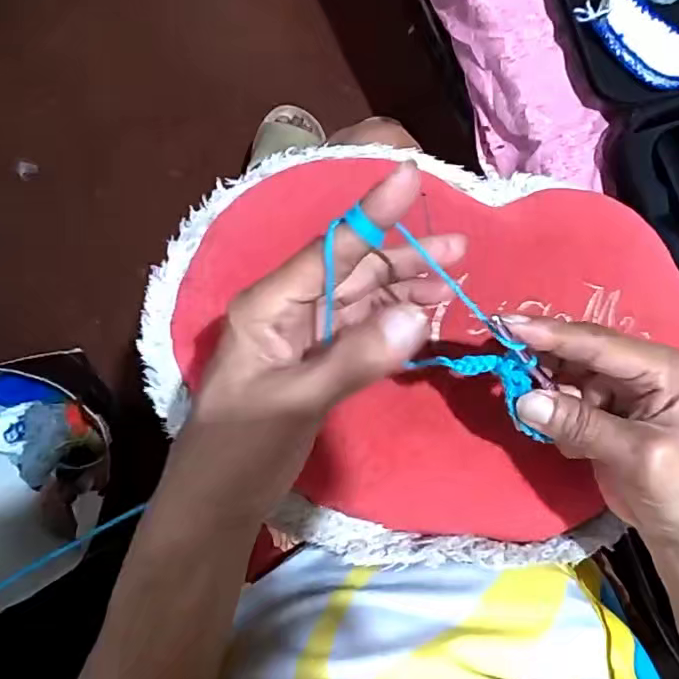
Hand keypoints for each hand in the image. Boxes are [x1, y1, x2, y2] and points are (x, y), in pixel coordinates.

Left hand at [163, 161, 462, 515]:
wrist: (217, 503)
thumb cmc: (239, 449)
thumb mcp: (295, 403)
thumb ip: (355, 358)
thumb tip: (419, 315)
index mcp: (269, 305)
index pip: (329, 249)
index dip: (373, 213)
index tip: (411, 175)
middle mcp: (288, 310)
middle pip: (353, 270)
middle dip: (405, 256)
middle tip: (462, 246)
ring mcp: (305, 336)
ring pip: (363, 299)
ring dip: (406, 289)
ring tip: (453, 284)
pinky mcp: (319, 362)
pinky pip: (364, 329)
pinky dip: (396, 322)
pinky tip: (425, 317)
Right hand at [506, 318, 678, 546]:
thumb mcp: (635, 455)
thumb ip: (581, 425)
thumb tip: (524, 400)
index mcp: (657, 368)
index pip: (596, 343)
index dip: (550, 334)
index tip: (507, 325)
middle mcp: (635, 370)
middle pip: (576, 350)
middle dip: (538, 352)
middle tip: (498, 349)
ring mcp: (614, 391)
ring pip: (563, 375)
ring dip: (541, 387)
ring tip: (522, 400)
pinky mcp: (598, 413)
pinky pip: (562, 401)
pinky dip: (550, 414)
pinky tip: (566, 444)